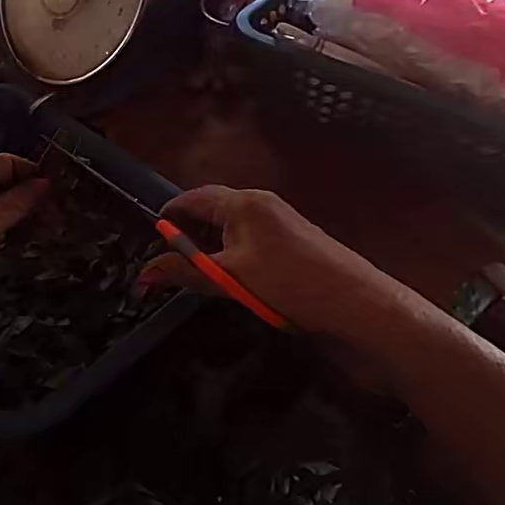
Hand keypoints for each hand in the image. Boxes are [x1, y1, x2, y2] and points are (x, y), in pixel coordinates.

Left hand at [0, 154, 47, 296]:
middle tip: (53, 211)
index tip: (53, 186)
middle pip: (5, 183)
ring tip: (43, 227)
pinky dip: (10, 229)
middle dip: (29, 196)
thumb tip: (43, 184)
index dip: (31, 171)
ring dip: (22, 215)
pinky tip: (23, 240)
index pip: (6, 162)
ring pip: (2, 205)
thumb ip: (19, 201)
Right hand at [137, 186, 416, 339]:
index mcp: (243, 203)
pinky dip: (231, 253)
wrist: (361, 306)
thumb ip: (185, 272)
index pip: (191, 198)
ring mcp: (280, 221)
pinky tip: (232, 276)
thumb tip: (143, 274)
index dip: (168, 217)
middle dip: (187, 232)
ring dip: (210, 245)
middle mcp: (260, 203)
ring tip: (196, 271)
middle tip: (169, 260)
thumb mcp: (230, 279)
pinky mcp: (293, 241)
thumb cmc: (289, 283)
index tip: (150, 240)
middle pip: (211, 210)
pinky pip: (249, 239)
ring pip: (230, 226)